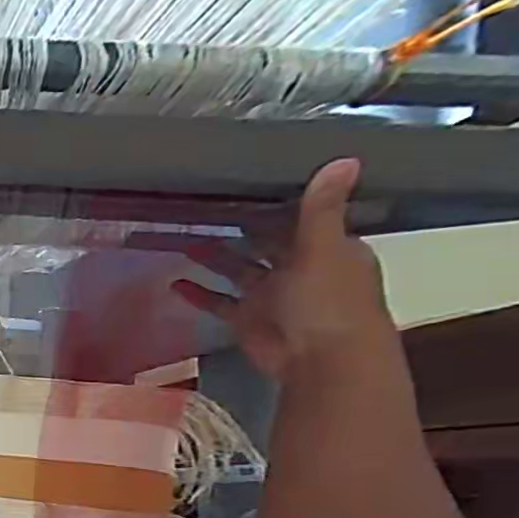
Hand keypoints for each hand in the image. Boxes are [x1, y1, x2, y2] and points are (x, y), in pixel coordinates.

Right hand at [173, 158, 396, 379]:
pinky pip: (218, 301)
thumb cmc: (328, 301)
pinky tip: (175, 283)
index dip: (276, 205)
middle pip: (264, 244)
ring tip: (183, 241)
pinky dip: (199, 293)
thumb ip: (321, 210)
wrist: (319, 358)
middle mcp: (299, 269)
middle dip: (240, 230)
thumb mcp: (322, 250)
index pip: (300, 220)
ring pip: (237, 271)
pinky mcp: (246, 318)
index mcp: (326, 249)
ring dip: (214, 258)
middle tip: (205, 210)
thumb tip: (343, 159)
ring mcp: (270, 295)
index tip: (246, 189)